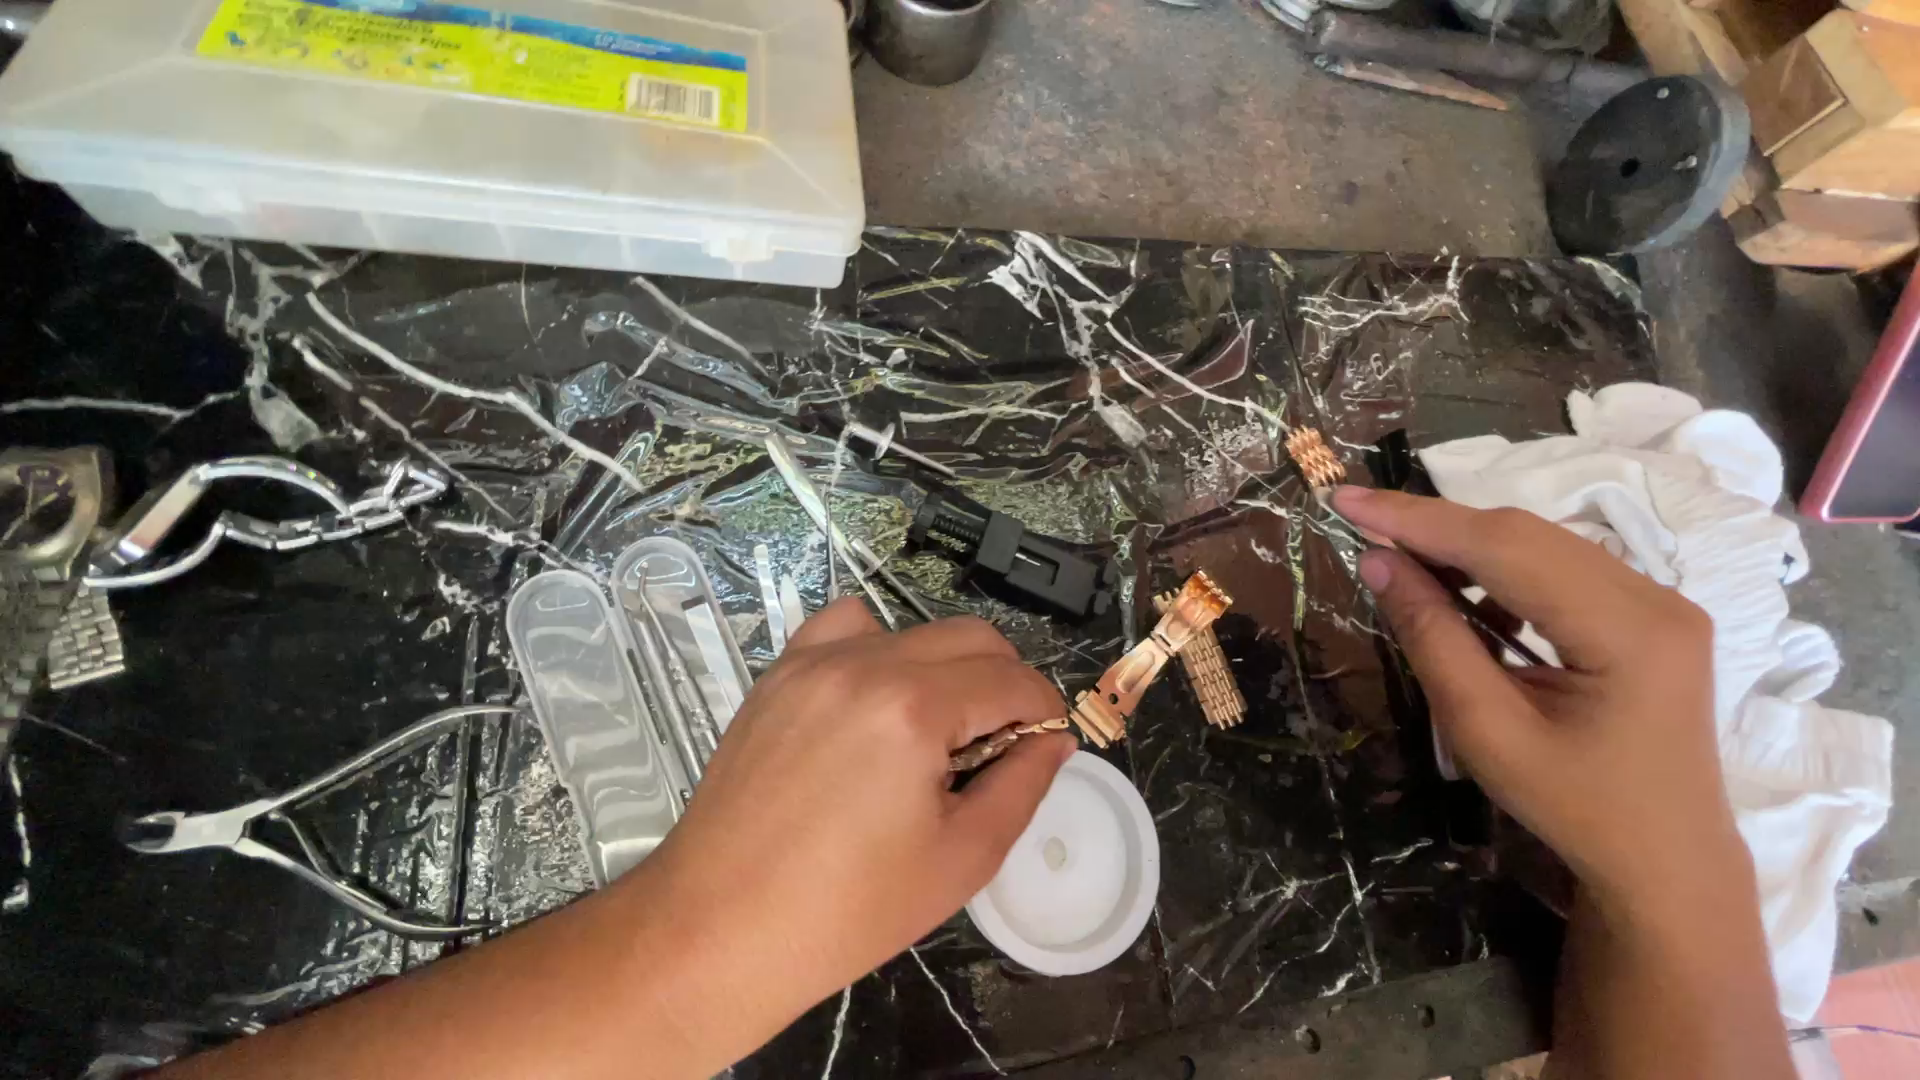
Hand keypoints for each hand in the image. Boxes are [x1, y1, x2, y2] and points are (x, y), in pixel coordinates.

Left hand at [633, 599, 1074, 1057]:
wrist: (717, 928)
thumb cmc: (847, 911)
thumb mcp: (961, 859)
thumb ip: (1023, 785)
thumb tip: (1053, 738)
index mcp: (914, 708)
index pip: (1013, 679)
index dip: (1044, 710)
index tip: (1042, 746)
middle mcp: (865, 664)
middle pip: (972, 637)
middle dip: (1004, 683)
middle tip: (995, 746)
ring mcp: (814, 661)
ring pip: (915, 630)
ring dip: (946, 668)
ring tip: (933, 730)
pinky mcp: (780, 673)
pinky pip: (846, 628)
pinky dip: (880, 649)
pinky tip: (875, 699)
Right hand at [1331, 487, 1750, 919]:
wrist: (1664, 861)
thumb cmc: (1573, 805)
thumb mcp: (1483, 727)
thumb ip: (1431, 635)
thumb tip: (1377, 561)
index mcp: (1627, 630)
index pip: (1503, 547)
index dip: (1416, 518)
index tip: (1344, 498)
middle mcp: (1654, 597)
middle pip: (1522, 534)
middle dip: (1431, 524)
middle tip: (1356, 522)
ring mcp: (1656, 602)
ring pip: (1536, 542)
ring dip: (1459, 543)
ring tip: (1395, 558)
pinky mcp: (1643, 614)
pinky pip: (1553, 566)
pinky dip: (1491, 566)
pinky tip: (1454, 588)